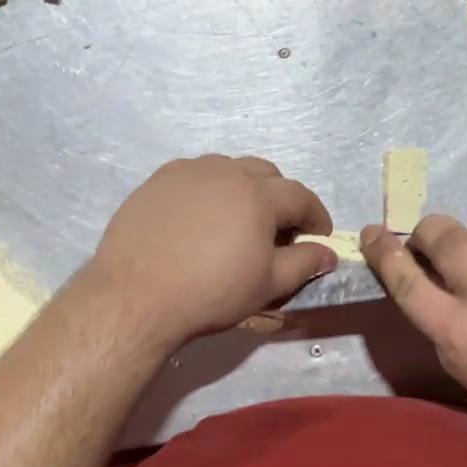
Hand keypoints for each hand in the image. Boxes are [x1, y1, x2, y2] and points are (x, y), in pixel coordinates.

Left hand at [80, 156, 338, 346]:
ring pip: (228, 170)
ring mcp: (187, 172)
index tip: (318, 237)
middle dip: (280, 198)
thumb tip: (329, 252)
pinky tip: (200, 220)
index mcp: (258, 194)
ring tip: (237, 223)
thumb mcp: (267, 285)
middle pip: (265, 174)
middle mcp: (225, 171)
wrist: (137, 296)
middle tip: (278, 231)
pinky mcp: (157, 181)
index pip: (300, 196)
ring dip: (242, 191)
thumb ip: (303, 263)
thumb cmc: (211, 293)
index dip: (315, 216)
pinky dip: (207, 192)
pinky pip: (193, 177)